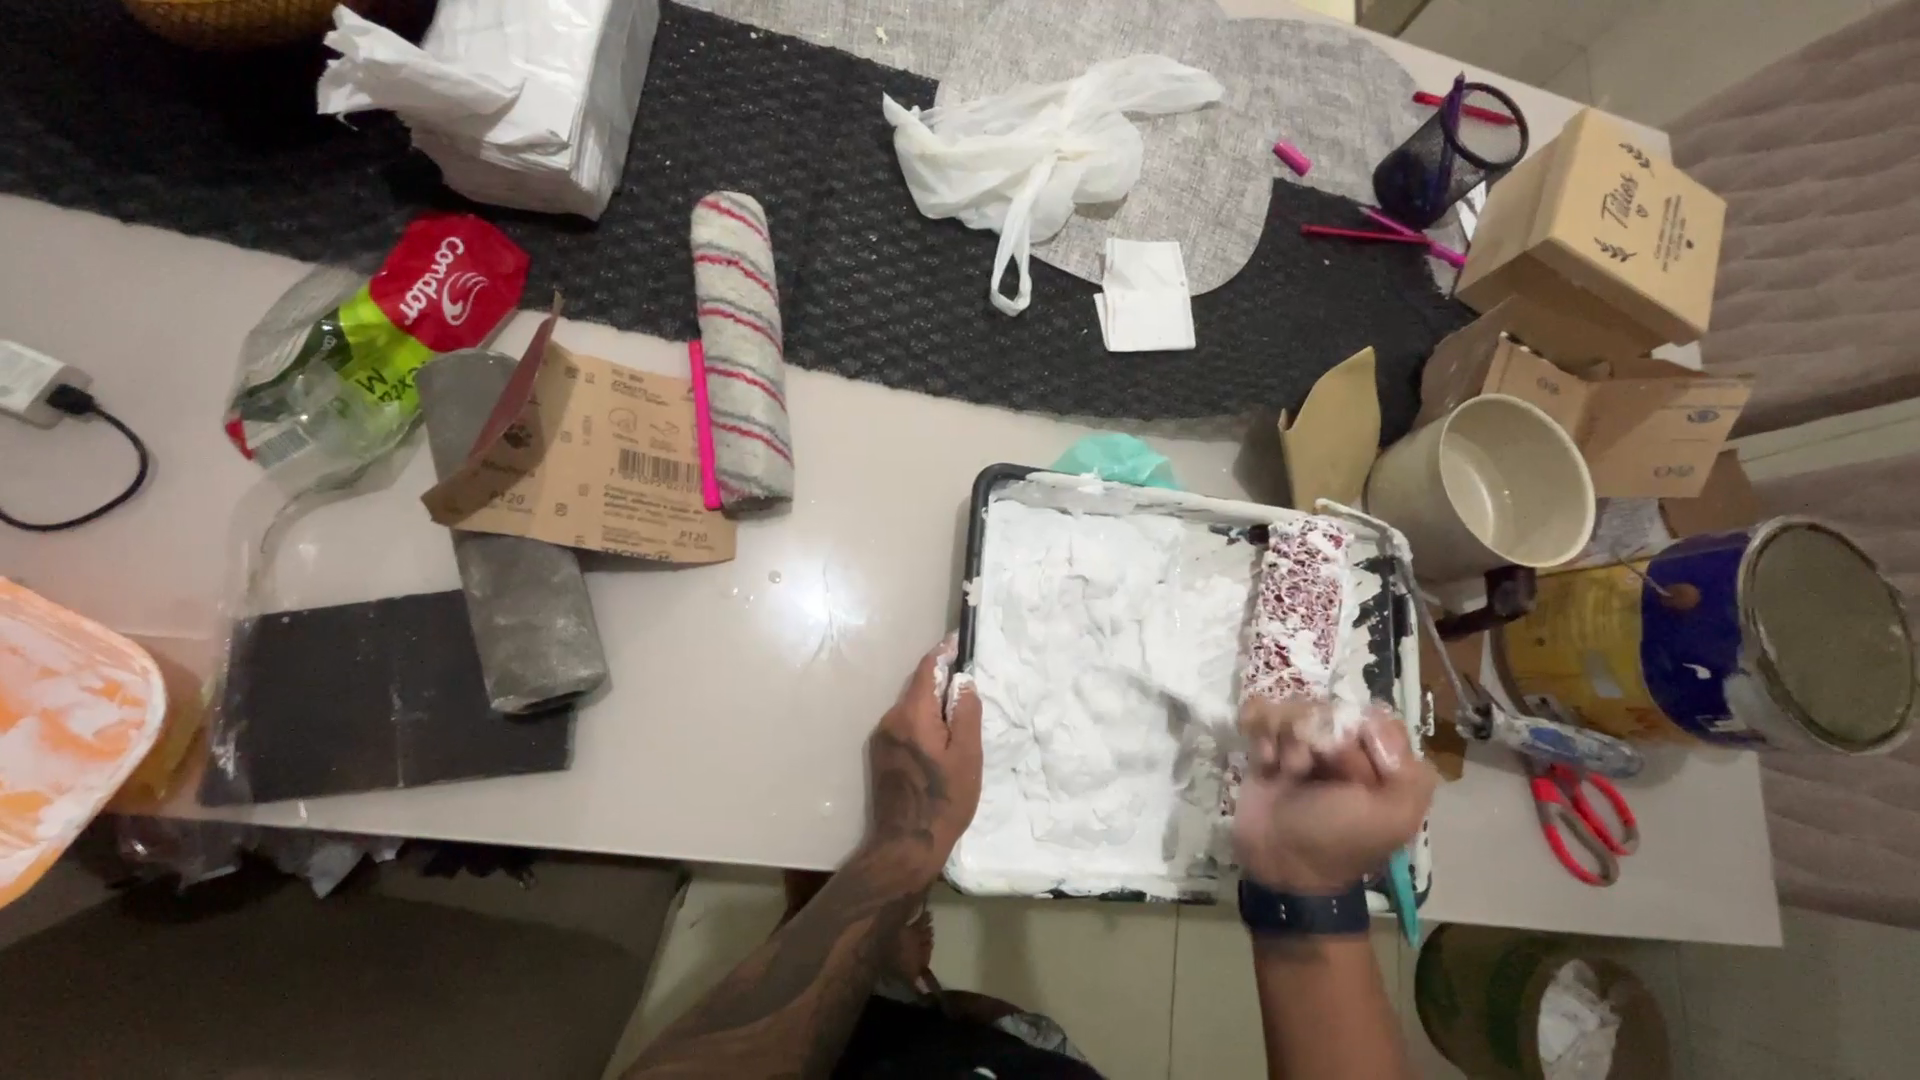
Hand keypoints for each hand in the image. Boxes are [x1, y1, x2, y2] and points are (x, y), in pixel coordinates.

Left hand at [860, 636, 982, 890]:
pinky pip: (906, 725)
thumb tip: (964, 682)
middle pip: (919, 688)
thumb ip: (965, 713)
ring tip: (960, 724)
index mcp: (912, 715)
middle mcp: (891, 719)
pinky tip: (942, 744)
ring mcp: (882, 737)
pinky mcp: (881, 753)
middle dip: (943, 684)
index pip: (926, 669)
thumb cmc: (944, 801)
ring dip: (934, 707)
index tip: (960, 642)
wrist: (906, 845)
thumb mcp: (967, 756)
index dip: (944, 653)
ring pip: (912, 708)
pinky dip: (924, 724)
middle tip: (970, 692)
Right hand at [1232, 699, 1436, 893]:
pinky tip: (1265, 763)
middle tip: (1307, 768)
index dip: (1357, 734)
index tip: (1350, 763)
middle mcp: (1344, 749)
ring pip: (1292, 709)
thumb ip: (1409, 773)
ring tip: (1283, 770)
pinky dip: (1260, 735)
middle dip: (1314, 735)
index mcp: (1380, 763)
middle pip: (1328, 708)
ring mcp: (1303, 746)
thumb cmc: (1336, 840)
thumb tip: (1372, 722)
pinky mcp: (1268, 747)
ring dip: (1284, 737)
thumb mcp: (1391, 817)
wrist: (1276, 861)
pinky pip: (1261, 715)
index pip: (1372, 717)